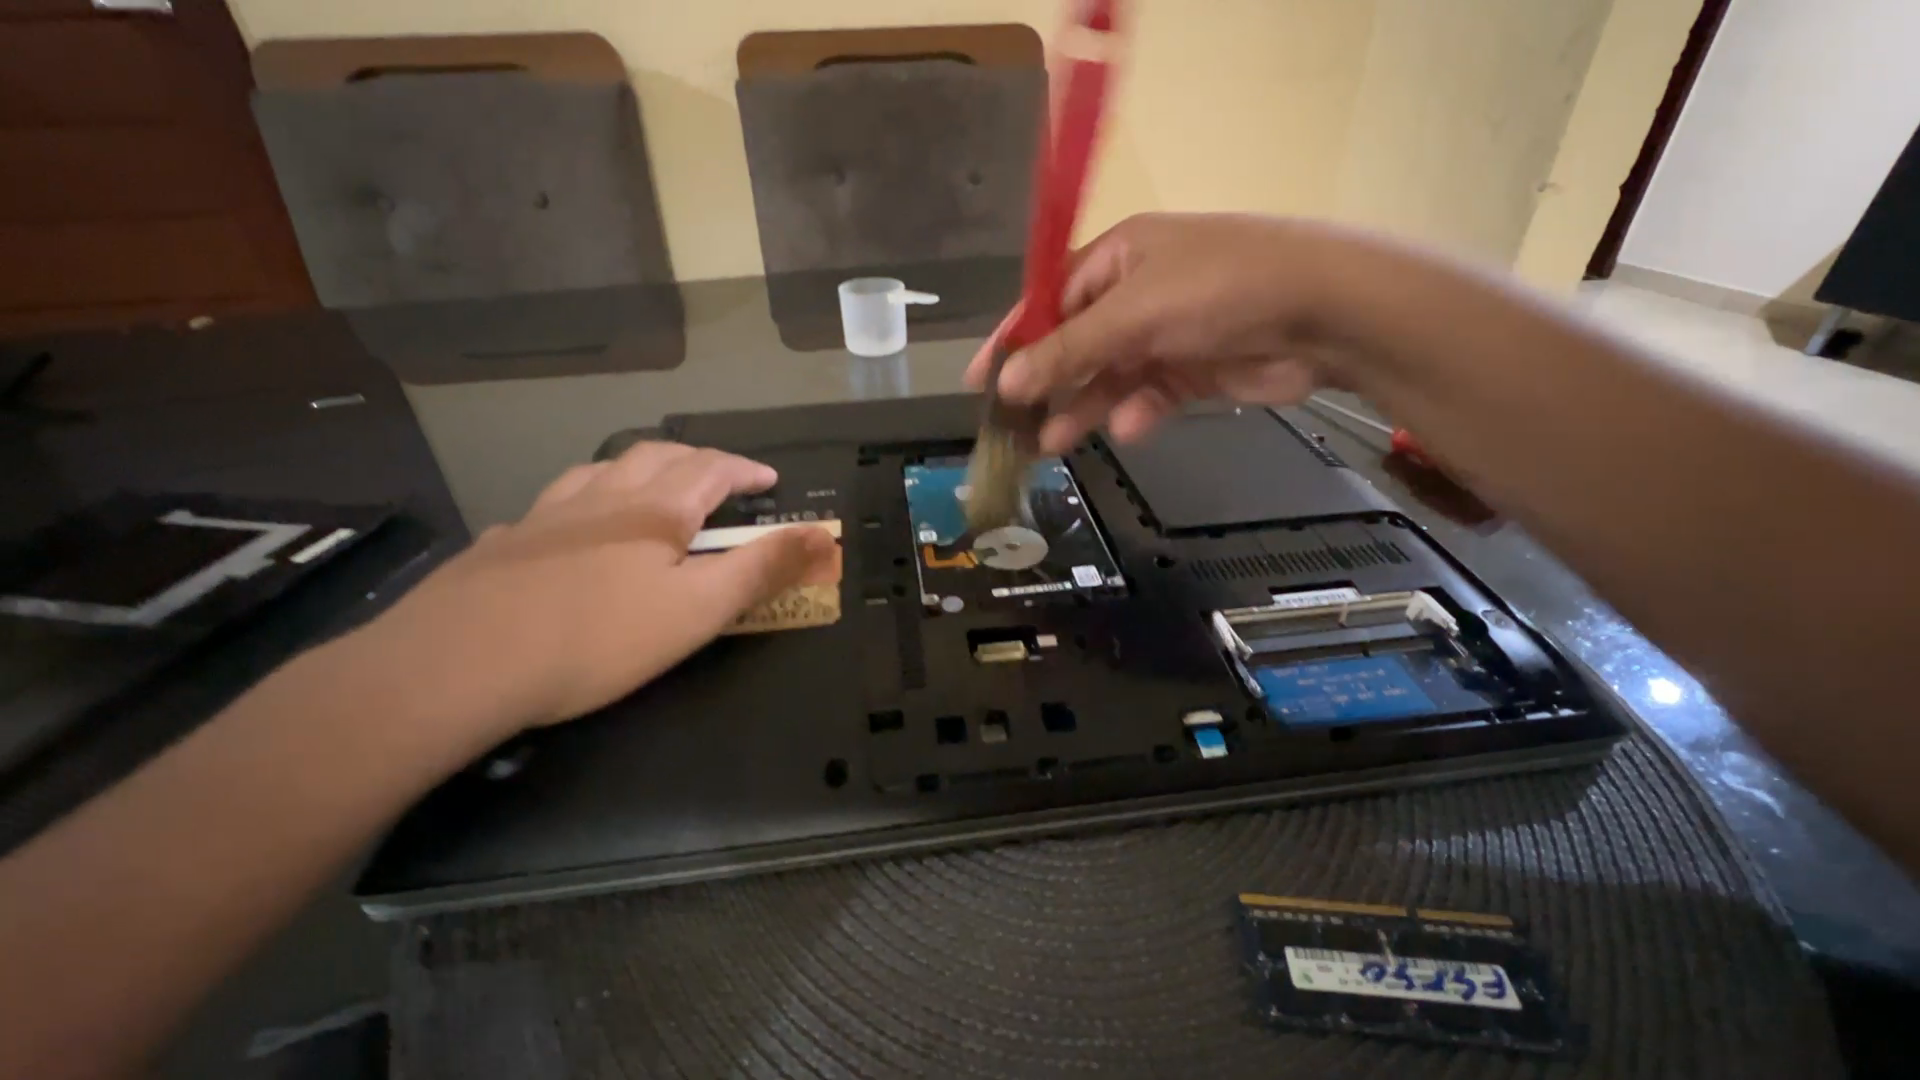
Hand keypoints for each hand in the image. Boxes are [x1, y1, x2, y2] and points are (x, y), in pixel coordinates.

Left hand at [346, 441, 838, 740]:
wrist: (461, 663)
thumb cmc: (598, 638)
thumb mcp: (698, 610)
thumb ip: (762, 569)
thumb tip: (825, 533)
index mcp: (654, 511)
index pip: (711, 470)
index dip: (745, 470)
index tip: (768, 478)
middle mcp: (601, 498)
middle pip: (654, 458)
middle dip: (694, 460)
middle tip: (716, 477)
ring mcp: (545, 516)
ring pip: (597, 472)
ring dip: (634, 470)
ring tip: (647, 488)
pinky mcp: (503, 545)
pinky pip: (550, 508)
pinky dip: (578, 506)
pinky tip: (567, 531)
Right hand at [964, 212, 1342, 453]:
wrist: (1326, 313)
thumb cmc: (1223, 289)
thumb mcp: (1135, 313)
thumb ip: (1070, 350)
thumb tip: (1005, 383)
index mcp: (1118, 258)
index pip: (1049, 300)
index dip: (1014, 340)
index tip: (981, 381)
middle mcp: (1137, 293)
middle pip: (1076, 344)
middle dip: (1049, 384)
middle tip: (1016, 427)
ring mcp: (1166, 333)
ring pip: (1110, 376)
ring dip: (1085, 407)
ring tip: (1055, 443)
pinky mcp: (1194, 369)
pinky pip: (1150, 394)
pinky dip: (1139, 411)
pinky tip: (1133, 426)